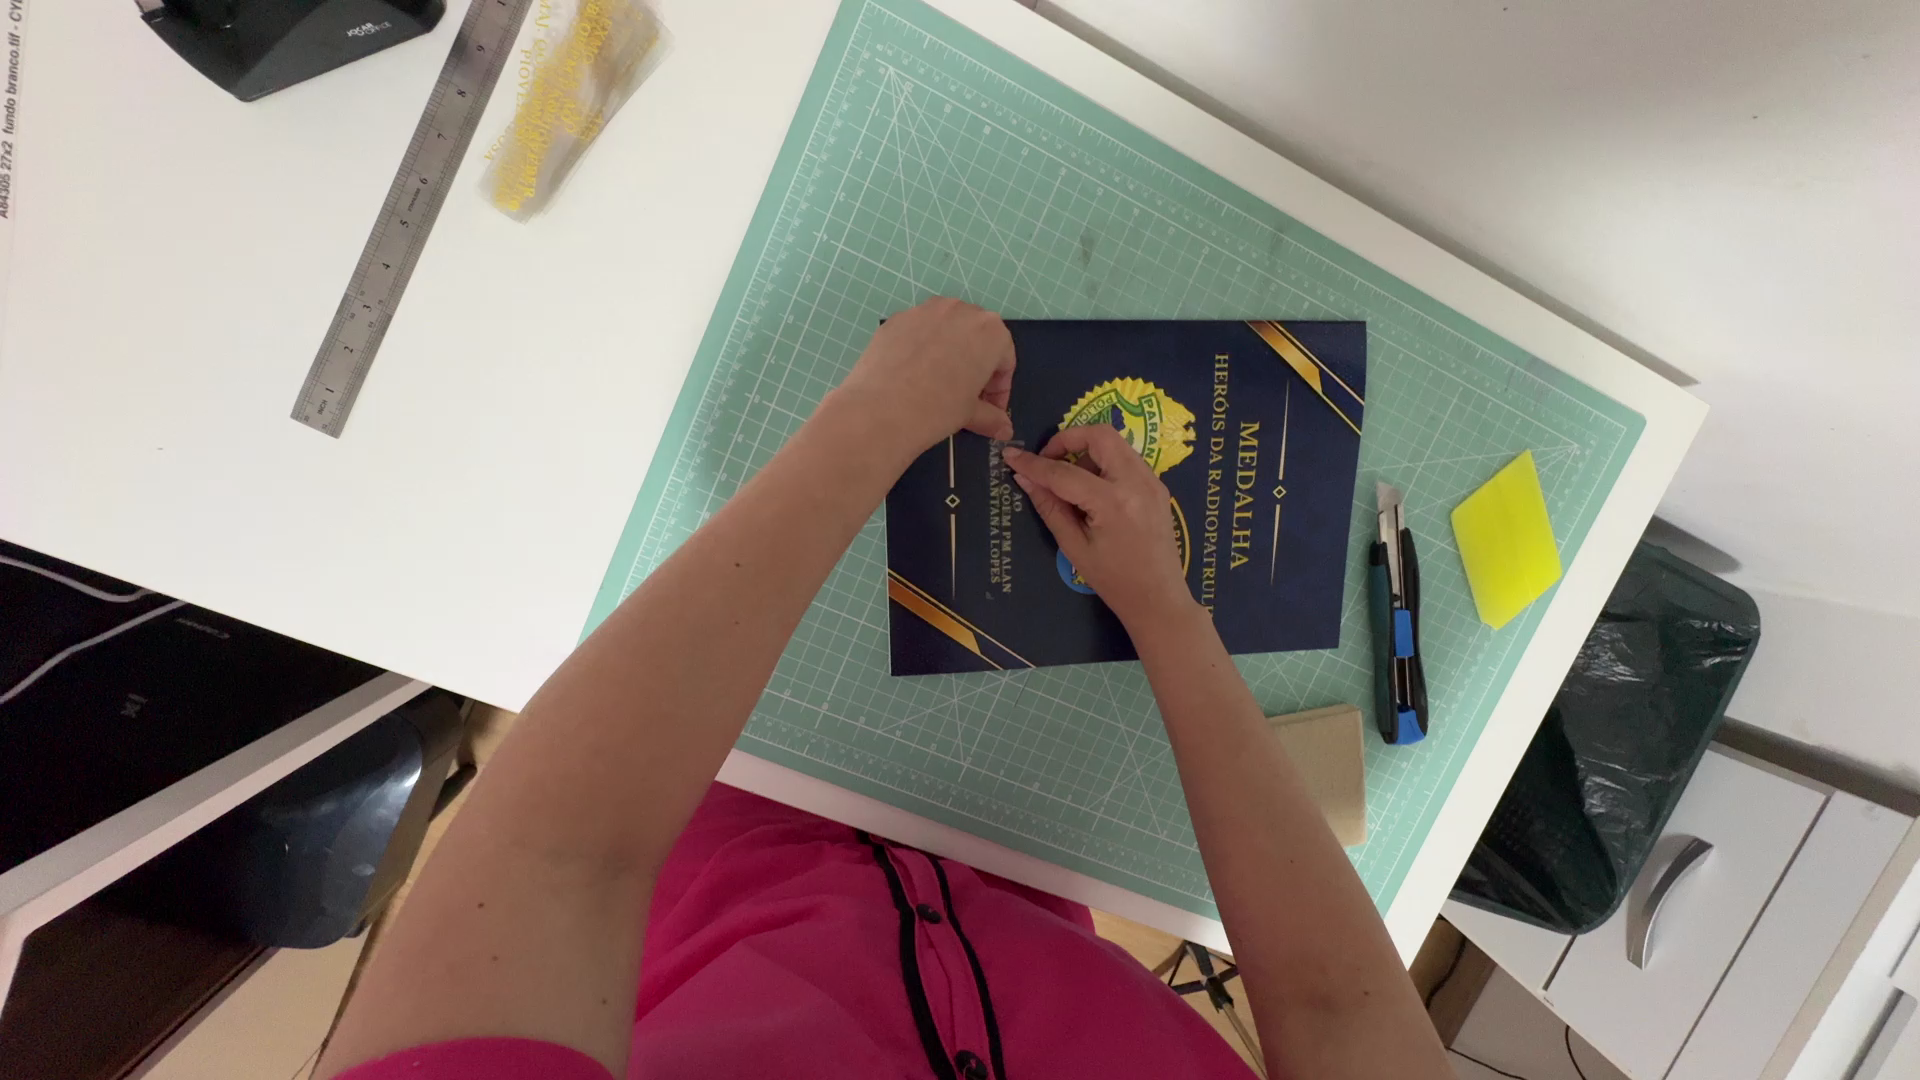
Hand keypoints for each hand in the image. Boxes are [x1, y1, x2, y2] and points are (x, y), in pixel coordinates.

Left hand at [826, 297, 1015, 458]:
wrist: (880, 409)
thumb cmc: (938, 409)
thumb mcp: (970, 414)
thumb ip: (991, 417)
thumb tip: (1005, 430)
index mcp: (991, 331)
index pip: (1004, 360)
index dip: (1000, 389)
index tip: (991, 409)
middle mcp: (961, 310)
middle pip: (977, 338)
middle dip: (977, 366)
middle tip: (967, 397)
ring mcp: (925, 310)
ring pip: (947, 330)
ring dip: (950, 353)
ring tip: (938, 384)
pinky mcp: (897, 318)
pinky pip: (919, 332)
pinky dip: (923, 349)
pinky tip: (912, 376)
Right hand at [1003, 425, 1199, 628]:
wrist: (1158, 599)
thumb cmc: (1113, 581)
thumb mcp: (1074, 547)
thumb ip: (1050, 507)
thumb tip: (1024, 478)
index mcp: (1113, 503)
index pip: (1064, 473)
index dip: (1034, 464)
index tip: (1012, 456)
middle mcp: (1137, 482)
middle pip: (1099, 435)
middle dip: (1067, 440)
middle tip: (1047, 461)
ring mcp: (1152, 481)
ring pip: (1114, 443)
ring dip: (1086, 452)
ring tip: (1070, 483)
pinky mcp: (1157, 486)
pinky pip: (1126, 459)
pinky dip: (1103, 463)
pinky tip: (1092, 491)